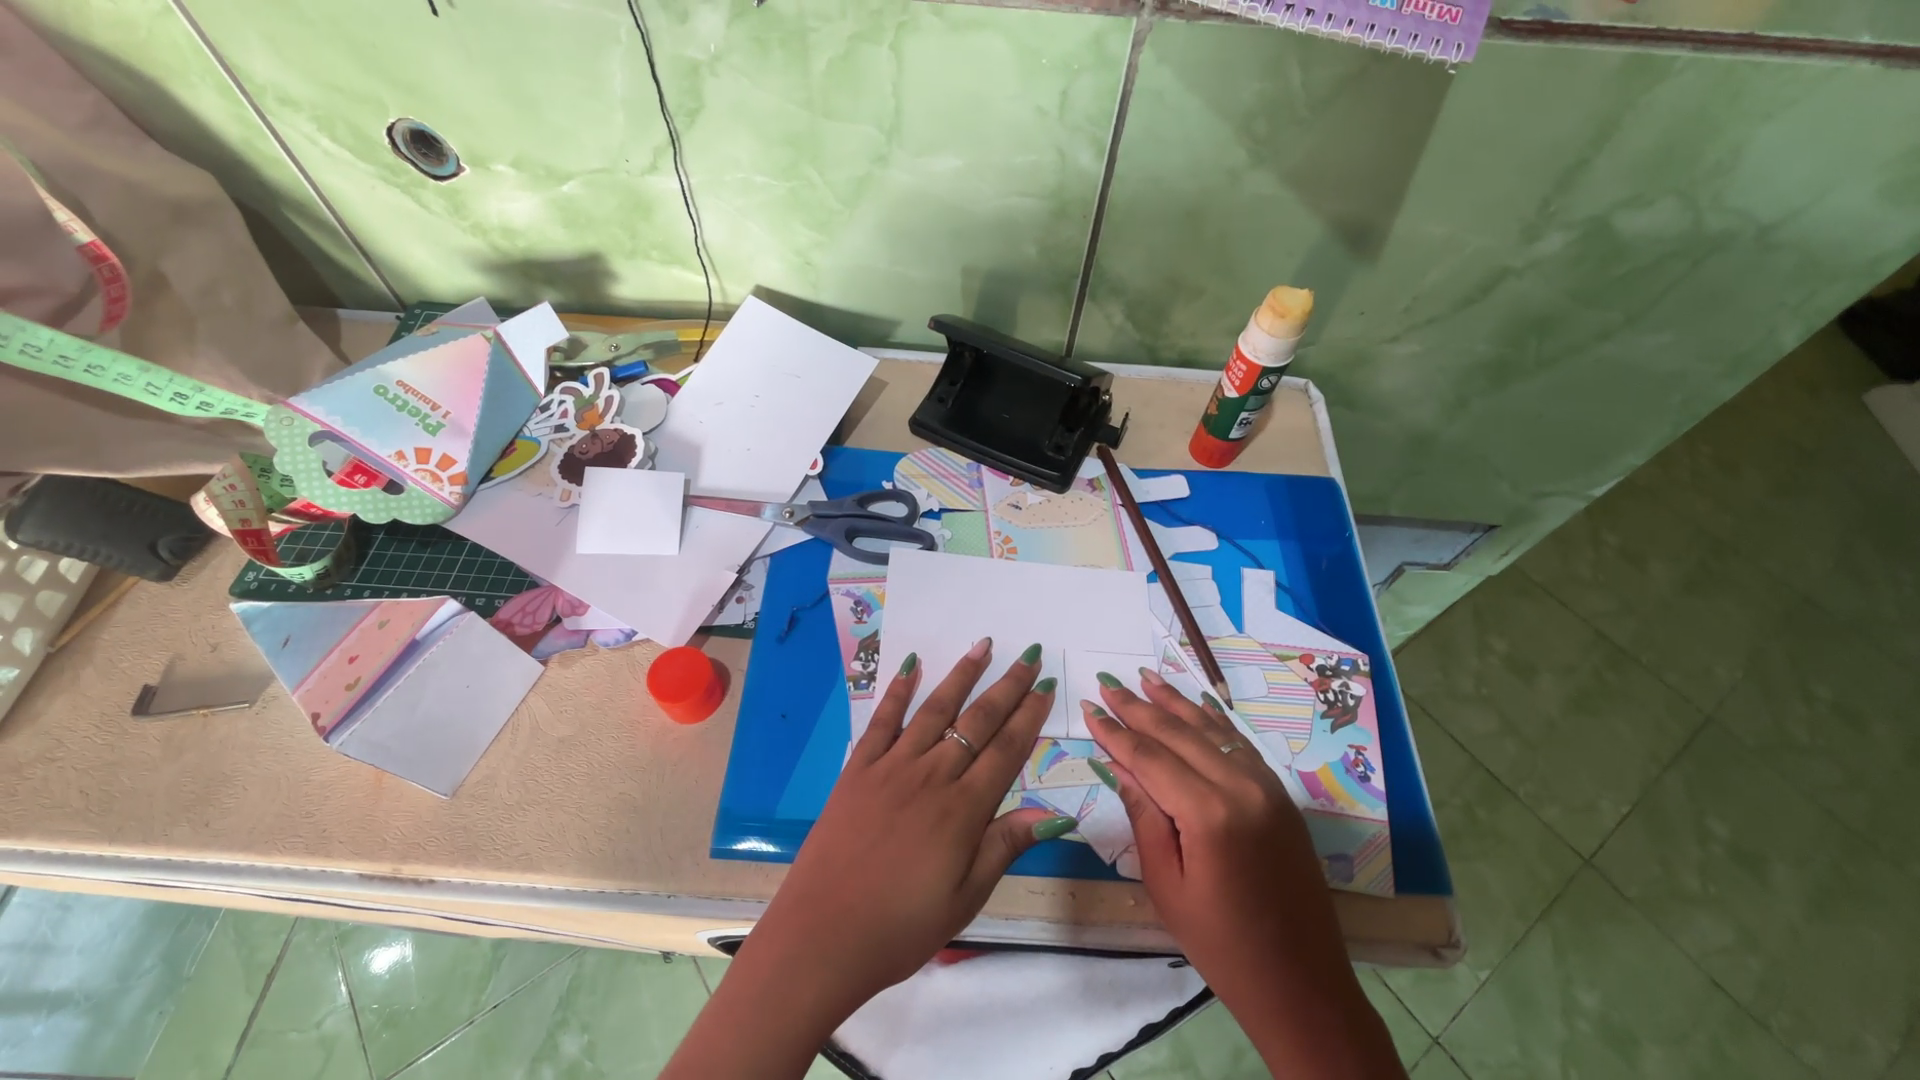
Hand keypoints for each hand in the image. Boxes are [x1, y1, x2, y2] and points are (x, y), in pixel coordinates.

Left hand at [749, 637, 1067, 1003]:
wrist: (822, 934)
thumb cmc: (901, 926)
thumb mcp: (965, 898)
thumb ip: (1004, 847)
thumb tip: (1055, 814)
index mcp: (963, 810)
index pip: (1006, 751)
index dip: (1029, 717)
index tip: (1046, 686)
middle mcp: (931, 777)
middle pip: (977, 722)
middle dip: (1007, 687)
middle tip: (1029, 655)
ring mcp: (890, 768)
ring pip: (934, 711)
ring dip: (961, 676)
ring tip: (982, 646)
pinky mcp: (857, 771)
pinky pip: (882, 721)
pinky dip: (898, 690)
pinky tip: (911, 665)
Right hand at [1082, 671, 1328, 994]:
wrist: (1300, 982)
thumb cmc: (1220, 944)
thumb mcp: (1166, 885)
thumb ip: (1144, 816)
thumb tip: (1119, 764)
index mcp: (1209, 814)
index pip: (1150, 757)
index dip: (1116, 732)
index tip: (1088, 706)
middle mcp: (1242, 788)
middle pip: (1181, 734)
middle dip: (1140, 707)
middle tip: (1108, 683)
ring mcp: (1268, 789)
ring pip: (1214, 730)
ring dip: (1176, 703)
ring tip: (1145, 678)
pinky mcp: (1281, 797)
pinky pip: (1241, 745)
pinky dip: (1214, 721)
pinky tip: (1195, 706)